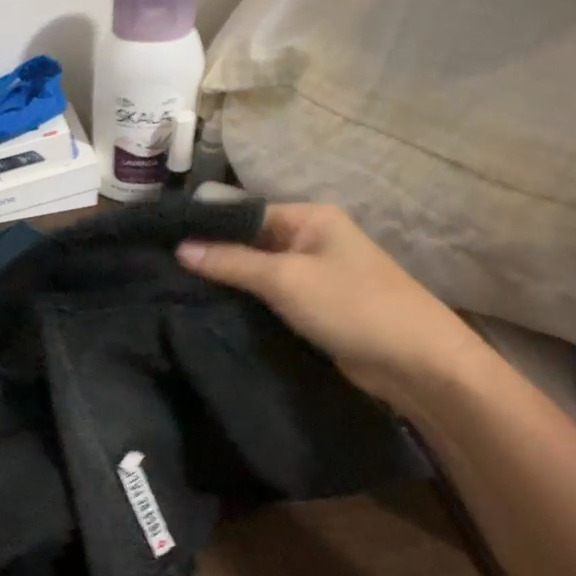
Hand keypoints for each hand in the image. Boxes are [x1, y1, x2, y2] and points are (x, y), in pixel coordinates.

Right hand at [176, 203, 489, 410]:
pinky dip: (243, 304)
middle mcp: (310, 239)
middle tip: (160, 270)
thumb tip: (179, 247)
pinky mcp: (312, 308)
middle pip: (248, 242)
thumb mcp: (285, 279)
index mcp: (310, 218)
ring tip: (172, 290)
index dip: (206, 226)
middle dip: (211, 256)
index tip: (162, 241)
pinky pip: (268, 298)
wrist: (415, 362)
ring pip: (256, 273)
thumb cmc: (353, 306)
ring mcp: (312, 275)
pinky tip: (209, 311)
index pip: (244, 213)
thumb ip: (230, 262)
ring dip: (225, 283)